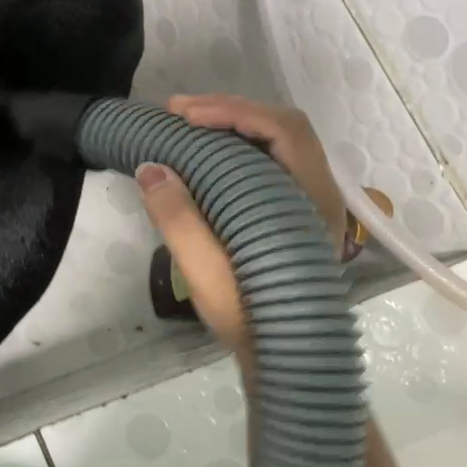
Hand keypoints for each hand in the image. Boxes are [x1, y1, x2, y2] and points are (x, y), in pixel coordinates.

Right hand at [138, 95, 348, 357]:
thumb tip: (150, 168)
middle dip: (228, 111)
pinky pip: (266, 163)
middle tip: (175, 113)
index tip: (181, 114)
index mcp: (307, 203)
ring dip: (230, 127)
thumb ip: (179, 220)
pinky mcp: (288, 214)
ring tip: (183, 128)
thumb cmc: (247, 317)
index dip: (231, 112)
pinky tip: (201, 157)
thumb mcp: (206, 274)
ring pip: (275, 144)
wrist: (281, 355)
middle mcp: (316, 194)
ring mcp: (304, 203)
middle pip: (282, 128)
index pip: (282, 131)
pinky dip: (233, 148)